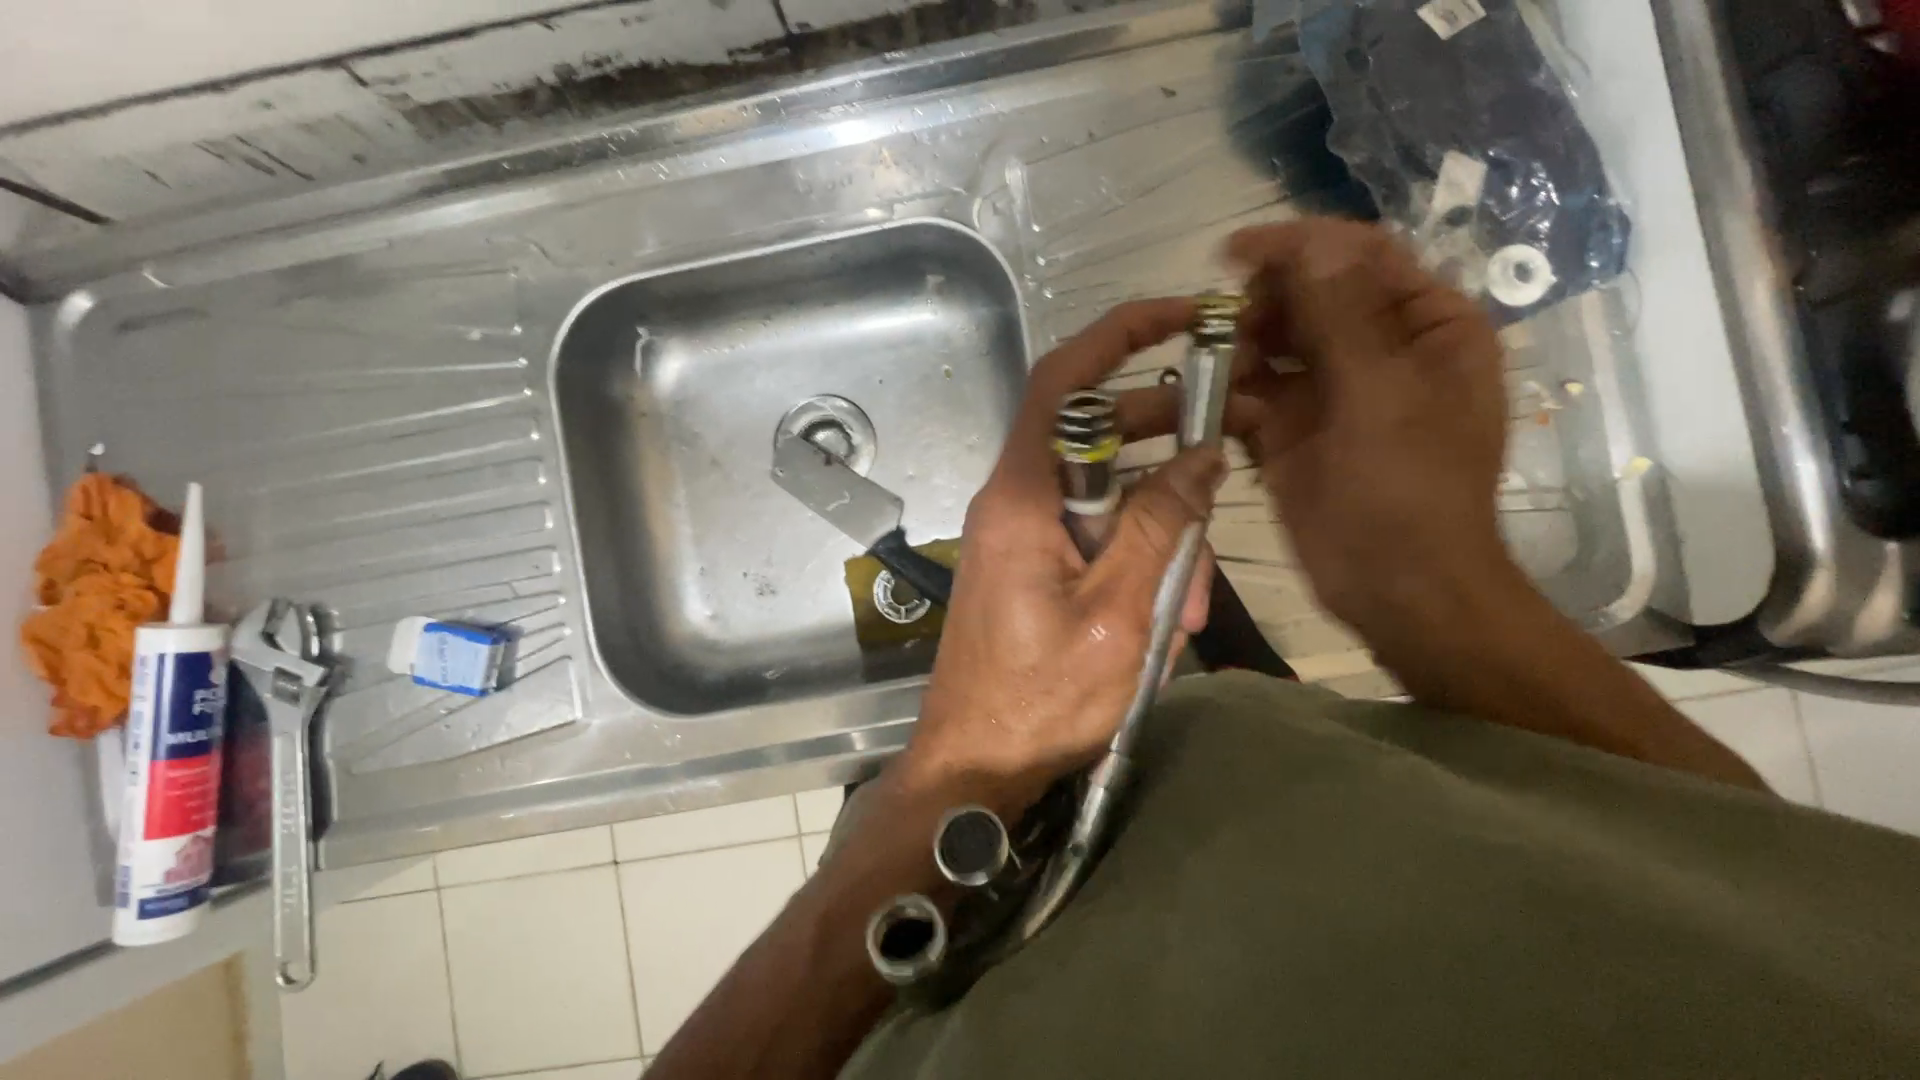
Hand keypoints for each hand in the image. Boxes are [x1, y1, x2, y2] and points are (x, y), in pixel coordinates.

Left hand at [891, 299, 1228, 819]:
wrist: (975, 767)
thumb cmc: (1041, 700)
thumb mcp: (1118, 613)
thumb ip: (1162, 527)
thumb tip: (1205, 455)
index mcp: (1021, 498)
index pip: (1063, 381)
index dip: (1120, 334)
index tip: (1182, 315)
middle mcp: (1014, 502)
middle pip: (1096, 437)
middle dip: (1166, 452)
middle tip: (1228, 459)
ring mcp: (1022, 537)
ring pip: (1106, 497)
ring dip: (1158, 533)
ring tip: (1190, 599)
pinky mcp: (1033, 569)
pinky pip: (1094, 540)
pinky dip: (1135, 565)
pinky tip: (1165, 616)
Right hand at [1225, 219, 1527, 654]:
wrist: (1397, 589)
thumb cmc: (1409, 491)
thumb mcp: (1383, 394)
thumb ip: (1342, 315)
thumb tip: (1310, 242)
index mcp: (1427, 327)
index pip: (1361, 257)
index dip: (1301, 246)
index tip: (1234, 252)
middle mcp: (1379, 350)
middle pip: (1311, 296)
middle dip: (1264, 303)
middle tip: (1222, 324)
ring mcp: (1331, 393)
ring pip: (1274, 343)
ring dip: (1240, 346)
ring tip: (1214, 364)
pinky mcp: (1290, 432)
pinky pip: (1253, 393)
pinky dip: (1229, 391)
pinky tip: (1210, 399)